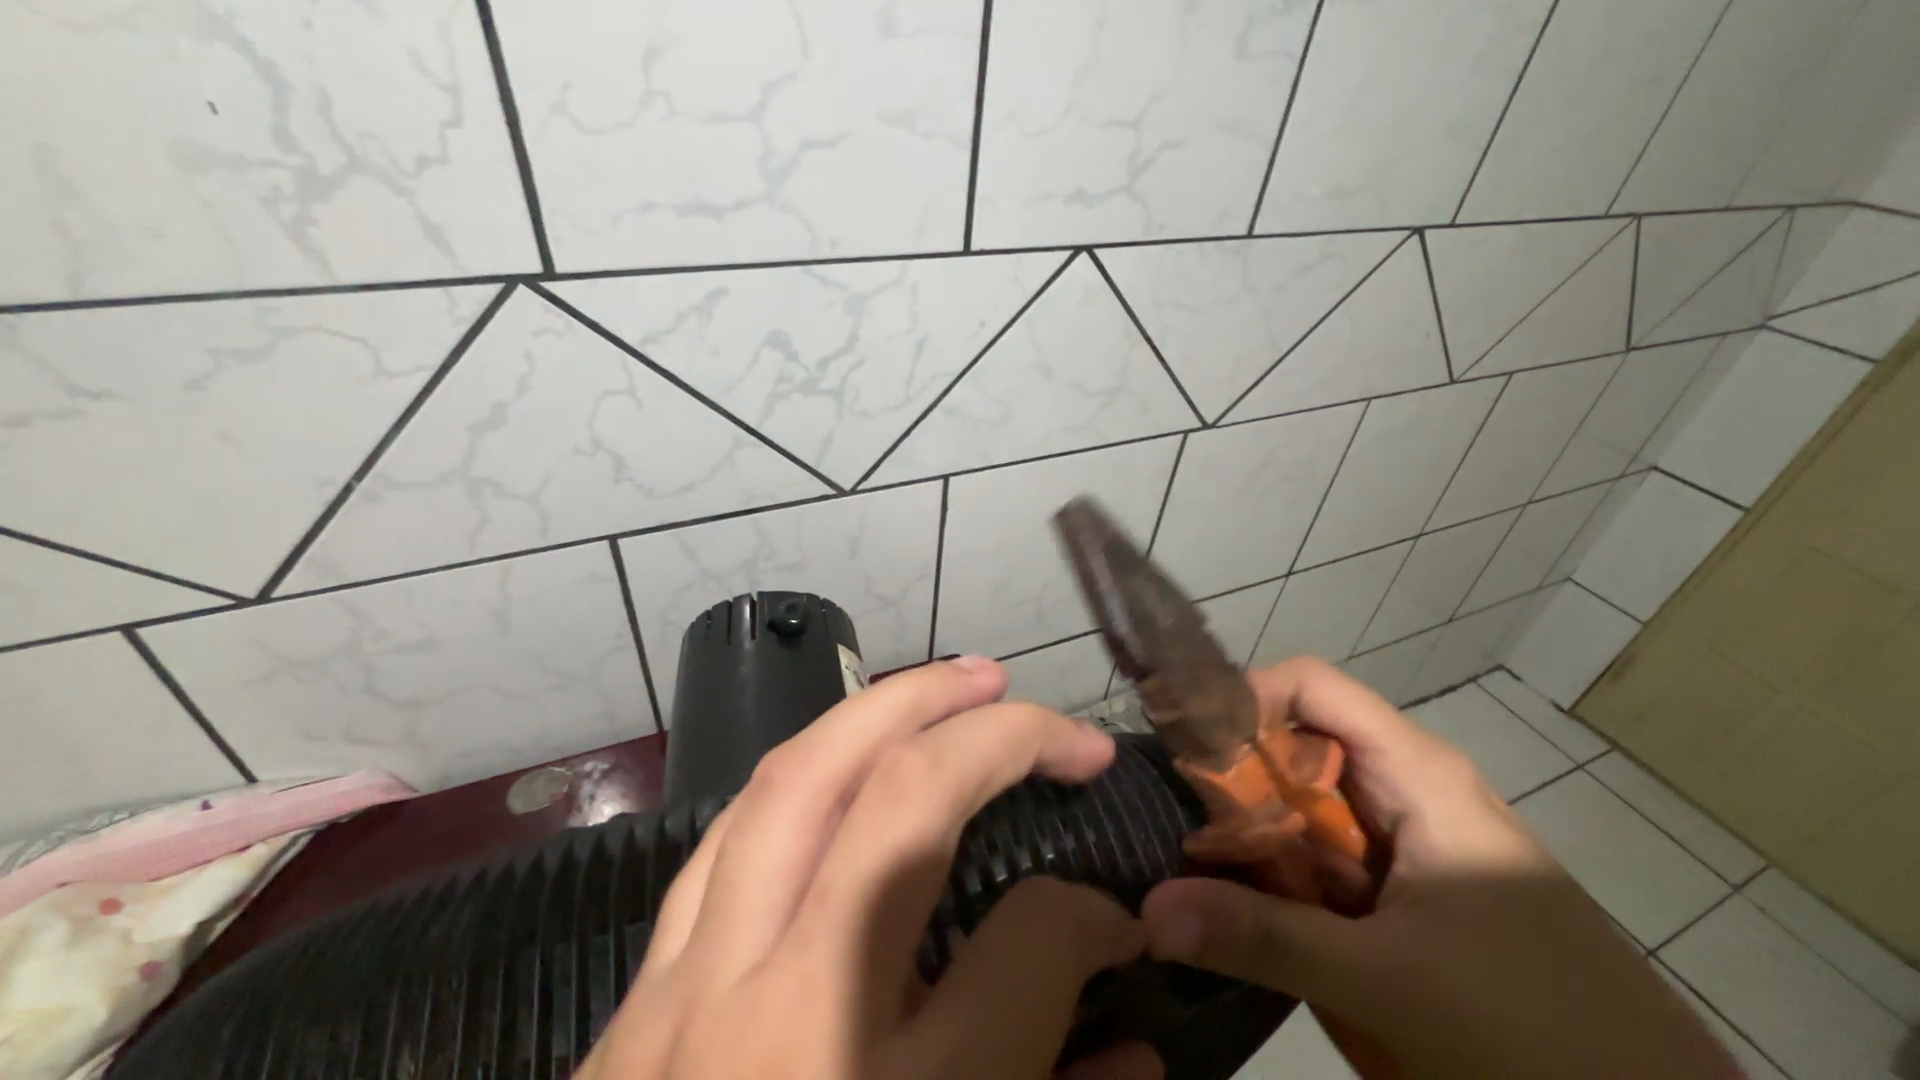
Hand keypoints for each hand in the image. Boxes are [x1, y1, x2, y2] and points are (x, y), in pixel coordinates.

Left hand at [578, 656, 1162, 1079]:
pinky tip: (836, 764)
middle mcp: (782, 1014)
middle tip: (1025, 693)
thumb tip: (1132, 1043)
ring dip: (874, 715)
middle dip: (969, 724)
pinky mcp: (634, 1002)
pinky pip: (720, 845)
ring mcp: (685, 993)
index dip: (1089, 913)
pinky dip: (794, 780)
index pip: (1025, 945)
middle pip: (883, 802)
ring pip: (784, 788)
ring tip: (945, 686)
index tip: (1114, 911)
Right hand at [1140, 658, 1734, 1078]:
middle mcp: (1412, 791)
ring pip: (1309, 809)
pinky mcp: (1413, 895)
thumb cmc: (1536, 1026)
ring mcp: (1414, 845)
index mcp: (1418, 774)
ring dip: (1250, 834)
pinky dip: (1281, 877)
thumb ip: (1264, 938)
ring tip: (1184, 870)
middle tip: (1161, 823)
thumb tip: (1148, 911)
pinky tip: (1247, 916)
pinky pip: (1328, 862)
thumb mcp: (1388, 980)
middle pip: (1298, 746)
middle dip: (1228, 778)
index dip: (1237, 697)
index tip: (1172, 744)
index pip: (1309, 686)